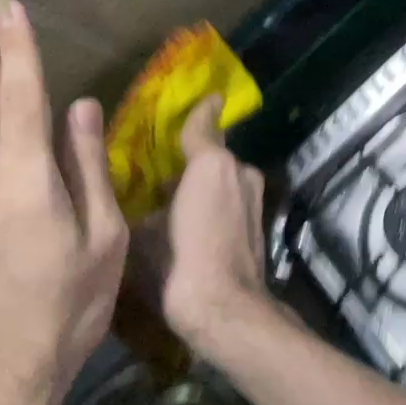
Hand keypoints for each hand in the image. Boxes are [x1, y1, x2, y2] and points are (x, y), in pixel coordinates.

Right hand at [157, 95, 273, 354]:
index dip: (201, 112)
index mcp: (212, 164)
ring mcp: (255, 194)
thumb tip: (148, 205)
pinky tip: (194, 226)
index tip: (208, 97)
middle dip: (191, 163)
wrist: (226, 307)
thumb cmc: (179, 264)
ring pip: (224, 179)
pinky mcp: (261, 217)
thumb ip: (147, 208)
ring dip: (204, 186)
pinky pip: (233, 198)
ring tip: (174, 207)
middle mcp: (240, 169)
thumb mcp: (144, 234)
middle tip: (160, 177)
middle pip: (213, 156)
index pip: (203, 126)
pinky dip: (216, 203)